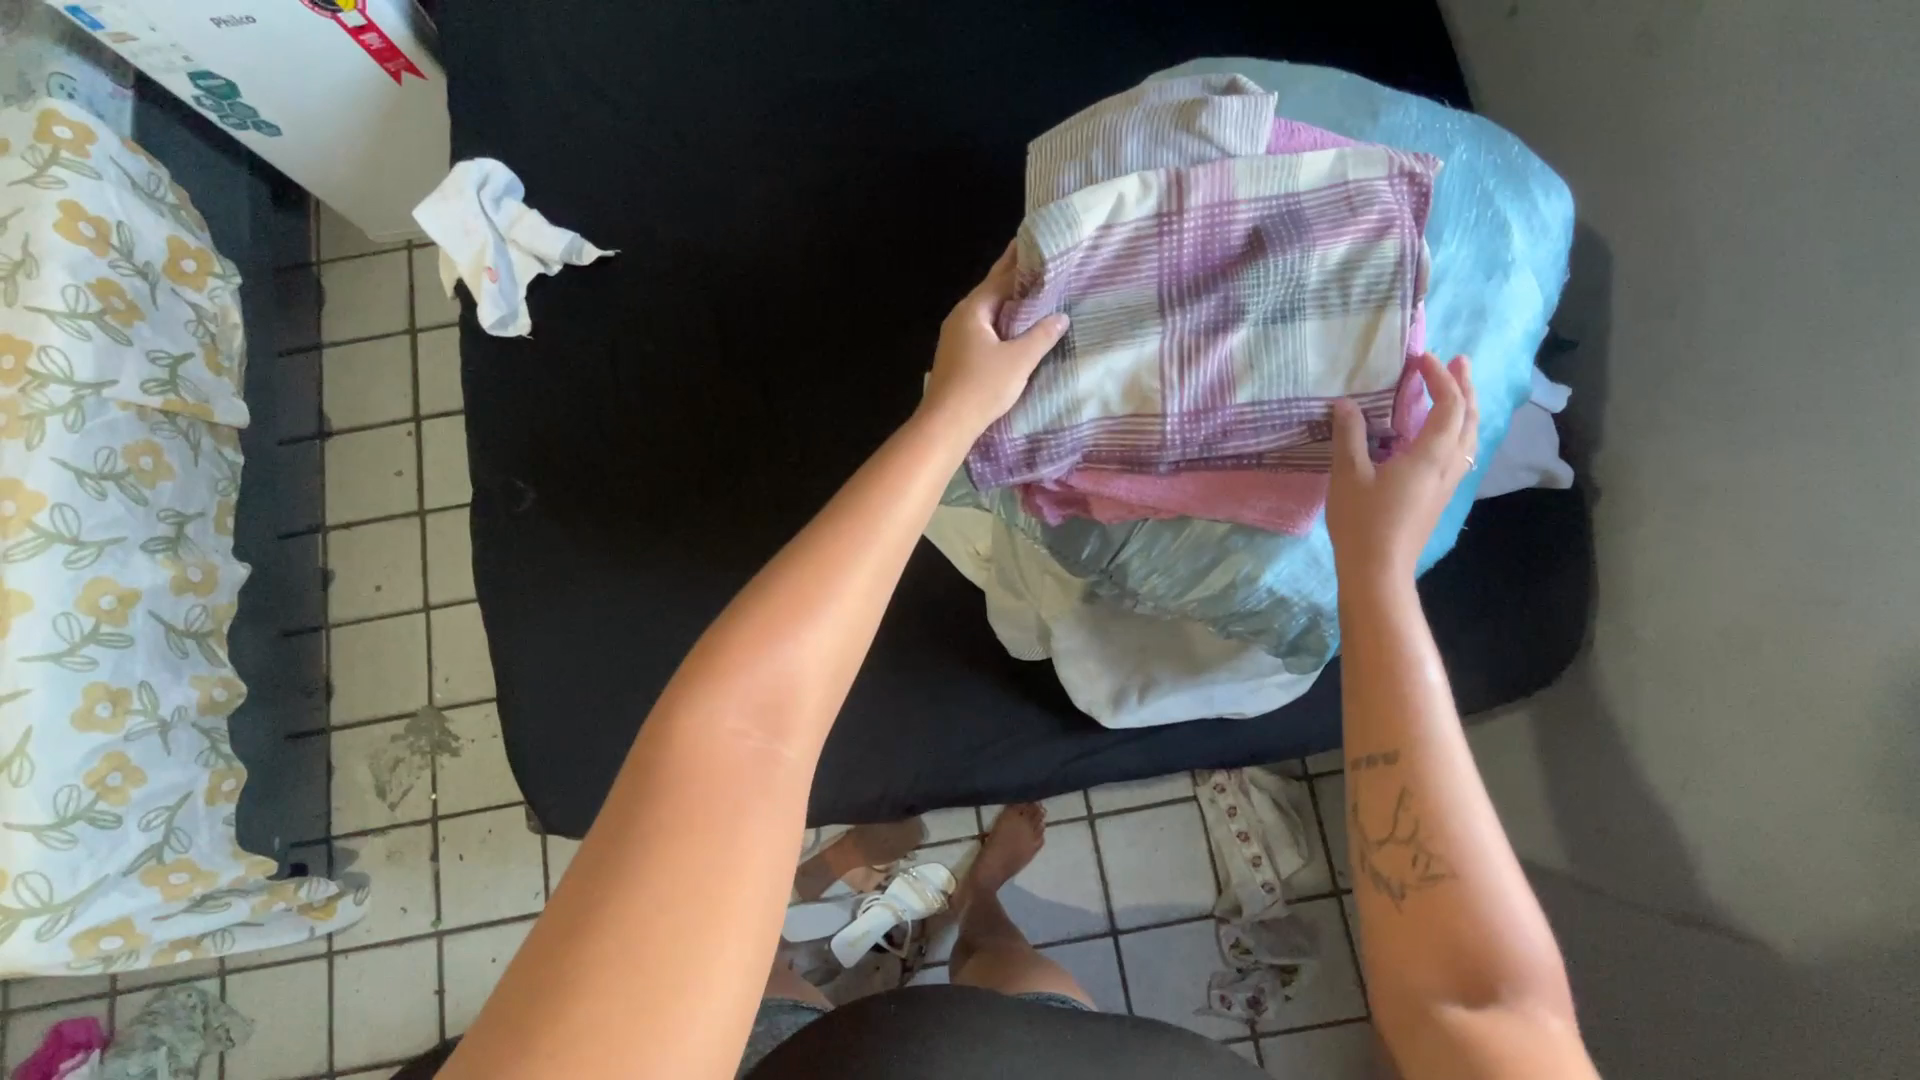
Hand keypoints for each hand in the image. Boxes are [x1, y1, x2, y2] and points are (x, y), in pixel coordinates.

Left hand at [919, 242, 1069, 436]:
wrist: (945, 423)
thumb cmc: (981, 387)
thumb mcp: (1019, 360)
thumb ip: (1041, 336)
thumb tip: (1061, 317)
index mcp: (973, 310)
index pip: (1001, 277)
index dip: (1020, 262)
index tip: (1036, 244)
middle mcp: (960, 317)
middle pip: (990, 292)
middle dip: (1012, 278)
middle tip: (1035, 260)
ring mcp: (955, 337)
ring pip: (986, 312)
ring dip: (1006, 302)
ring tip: (1028, 291)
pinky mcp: (957, 356)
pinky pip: (982, 330)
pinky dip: (999, 322)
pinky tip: (1010, 328)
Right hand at [1327, 353, 1478, 583]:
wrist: (1378, 569)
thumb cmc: (1363, 521)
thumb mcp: (1348, 474)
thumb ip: (1350, 435)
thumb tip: (1346, 404)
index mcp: (1431, 454)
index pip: (1448, 404)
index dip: (1439, 378)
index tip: (1420, 359)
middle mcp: (1448, 464)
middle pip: (1469, 417)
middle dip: (1464, 385)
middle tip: (1455, 361)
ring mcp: (1448, 482)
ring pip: (1468, 435)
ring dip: (1464, 407)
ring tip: (1454, 390)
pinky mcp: (1439, 496)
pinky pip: (1459, 451)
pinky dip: (1456, 429)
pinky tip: (1438, 433)